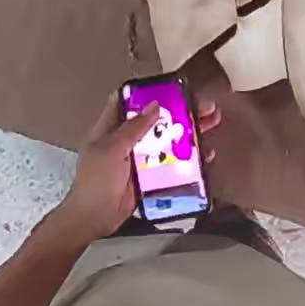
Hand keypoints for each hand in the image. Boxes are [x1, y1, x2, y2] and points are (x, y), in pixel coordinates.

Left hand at [41, 90, 223, 246]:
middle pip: (154, 121)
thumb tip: (153, 106)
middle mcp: (124, 141)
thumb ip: (133, 128)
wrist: (95, 218)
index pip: (126, 102)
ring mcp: (137, 159)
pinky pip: (169, 164)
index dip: (147, 93)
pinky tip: (204, 154)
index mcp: (109, 129)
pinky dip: (186, 159)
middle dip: (178, 113)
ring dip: (186, 134)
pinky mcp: (148, 177)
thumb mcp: (111, 149)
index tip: (170, 87)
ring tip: (209, 124)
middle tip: (201, 106)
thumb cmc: (94, 183)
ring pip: (165, 142)